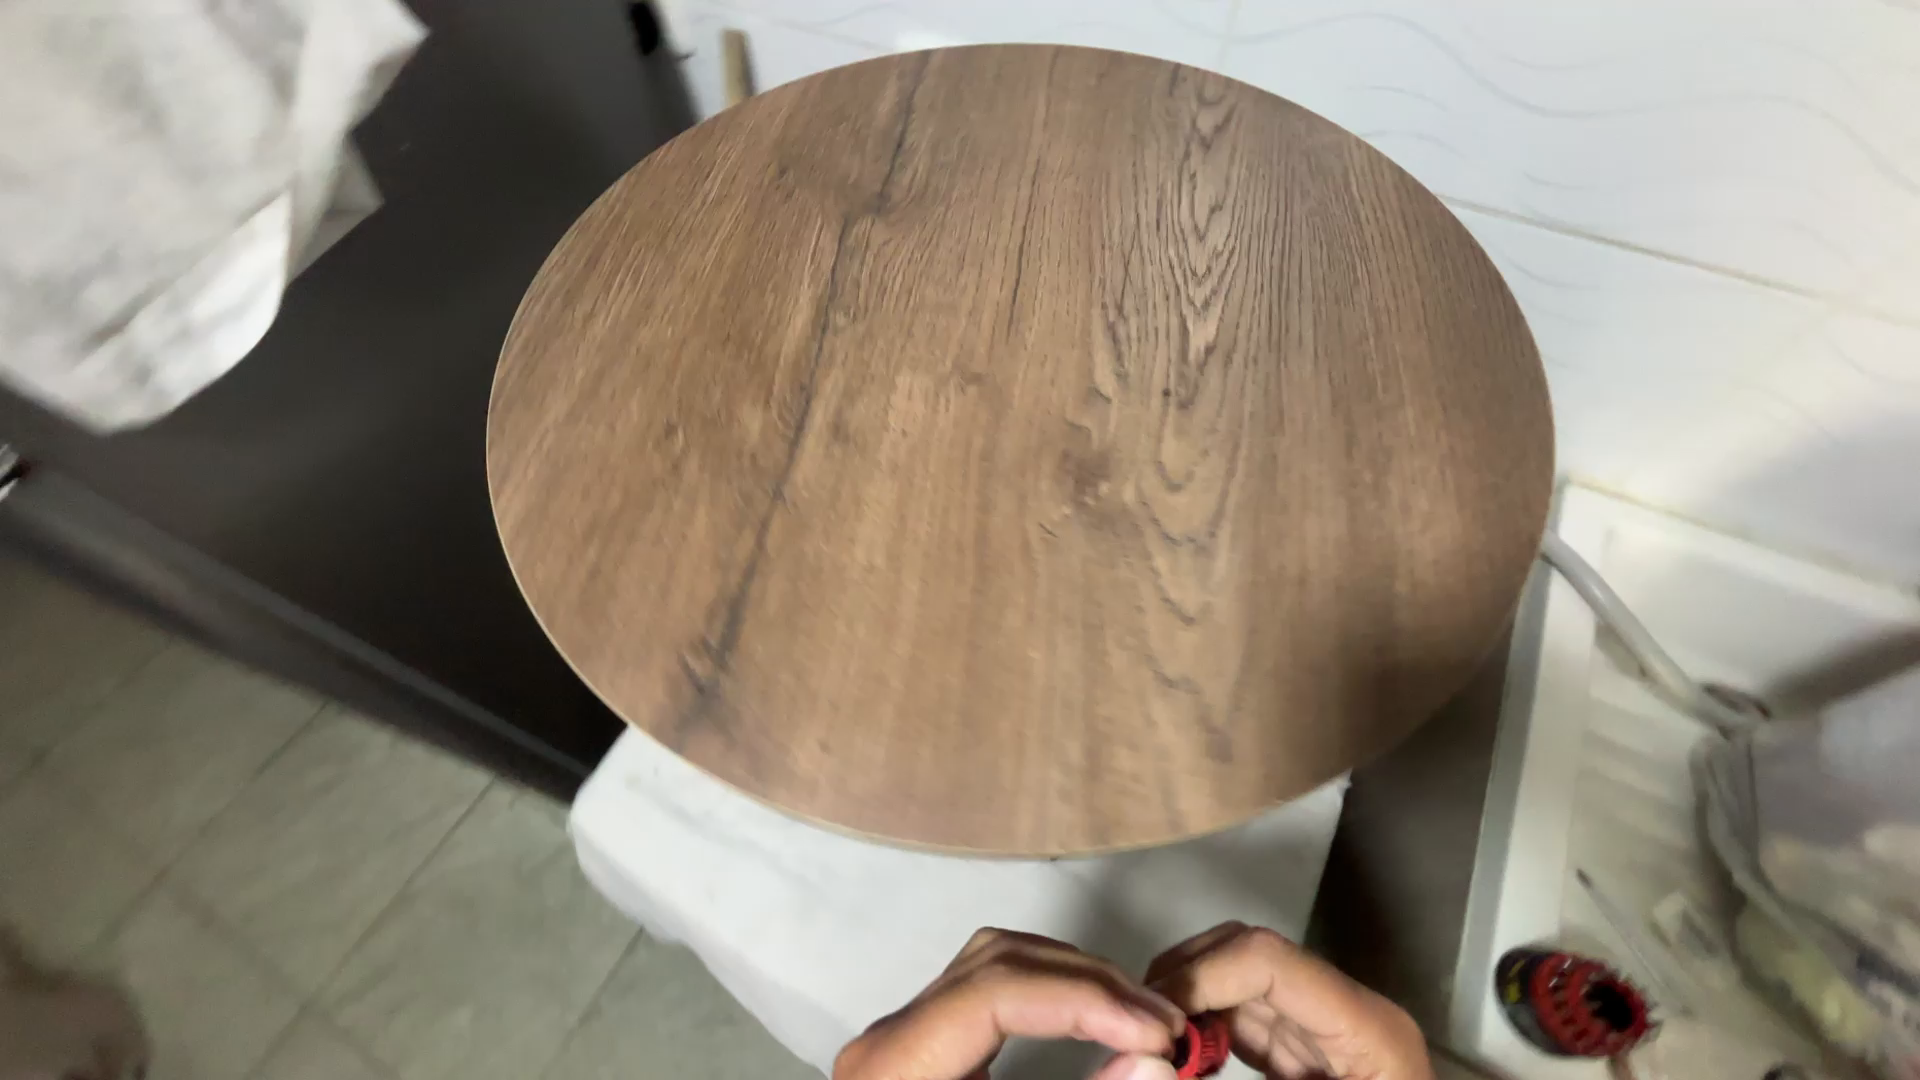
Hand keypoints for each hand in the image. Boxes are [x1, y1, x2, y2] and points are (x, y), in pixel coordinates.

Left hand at [835, 928, 1187, 1079]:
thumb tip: (1157, 1063)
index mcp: (895, 1067)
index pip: (991, 992)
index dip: (1077, 1002)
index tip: (1153, 1035)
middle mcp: (894, 1032)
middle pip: (997, 963)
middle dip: (1089, 984)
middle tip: (1162, 1024)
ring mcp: (908, 1029)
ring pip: (996, 960)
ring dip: (1074, 977)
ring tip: (1138, 1016)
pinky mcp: (929, 1036)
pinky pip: (992, 983)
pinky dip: (1050, 987)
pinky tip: (1092, 1009)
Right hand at [1146, 922, 1432, 1079]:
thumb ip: (1223, 1067)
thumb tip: (1139, 1065)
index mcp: (1365, 1027)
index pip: (1267, 958)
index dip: (1200, 975)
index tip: (1150, 1020)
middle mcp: (1342, 1009)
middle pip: (1246, 954)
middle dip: (1184, 980)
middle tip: (1137, 1027)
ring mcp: (1323, 1027)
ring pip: (1236, 982)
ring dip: (1187, 1004)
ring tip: (1150, 1039)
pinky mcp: (1305, 1051)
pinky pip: (1243, 1020)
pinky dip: (1204, 1030)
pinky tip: (1181, 1053)